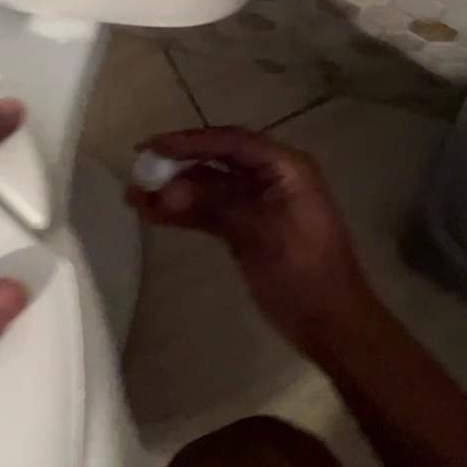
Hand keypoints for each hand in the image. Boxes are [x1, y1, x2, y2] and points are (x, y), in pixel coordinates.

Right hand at [126, 128, 376, 354]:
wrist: (331, 325)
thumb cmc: (305, 273)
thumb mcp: (260, 235)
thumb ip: (214, 206)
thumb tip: (166, 190)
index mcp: (286, 168)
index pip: (232, 142)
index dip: (191, 141)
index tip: (154, 147)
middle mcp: (272, 178)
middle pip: (218, 161)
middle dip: (178, 165)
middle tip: (139, 168)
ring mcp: (259, 204)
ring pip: (210, 188)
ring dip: (175, 191)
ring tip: (135, 197)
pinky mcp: (248, 229)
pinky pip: (211, 212)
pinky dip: (185, 213)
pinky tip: (154, 216)